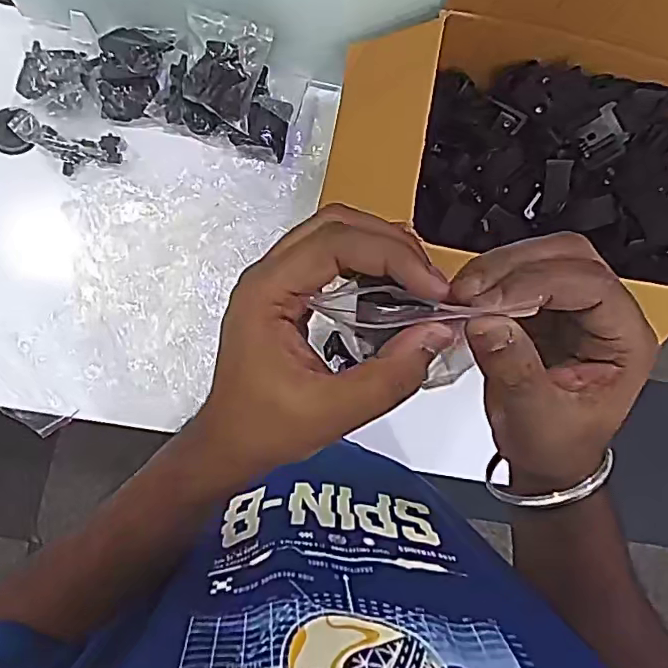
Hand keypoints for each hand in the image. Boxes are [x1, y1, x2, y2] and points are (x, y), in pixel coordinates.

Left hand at [181, 205, 455, 481]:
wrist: (232, 443)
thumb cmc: (260, 427)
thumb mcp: (333, 411)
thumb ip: (390, 376)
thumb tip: (435, 335)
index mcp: (267, 293)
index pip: (337, 243)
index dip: (394, 257)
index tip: (430, 286)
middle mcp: (270, 277)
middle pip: (339, 224)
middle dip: (394, 245)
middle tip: (430, 281)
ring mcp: (280, 282)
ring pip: (338, 234)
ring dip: (385, 249)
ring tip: (420, 283)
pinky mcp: (293, 294)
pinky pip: (336, 258)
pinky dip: (373, 265)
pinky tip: (396, 290)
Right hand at [451, 233, 656, 492]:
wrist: (545, 460)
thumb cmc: (558, 447)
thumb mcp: (536, 418)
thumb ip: (514, 368)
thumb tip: (487, 322)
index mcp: (626, 341)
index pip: (593, 286)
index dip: (539, 283)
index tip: (491, 300)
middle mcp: (606, 316)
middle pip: (569, 258)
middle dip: (515, 268)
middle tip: (472, 292)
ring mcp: (574, 308)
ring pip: (541, 258)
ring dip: (498, 271)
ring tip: (464, 297)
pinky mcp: (543, 309)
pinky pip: (516, 277)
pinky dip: (488, 283)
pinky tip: (468, 301)